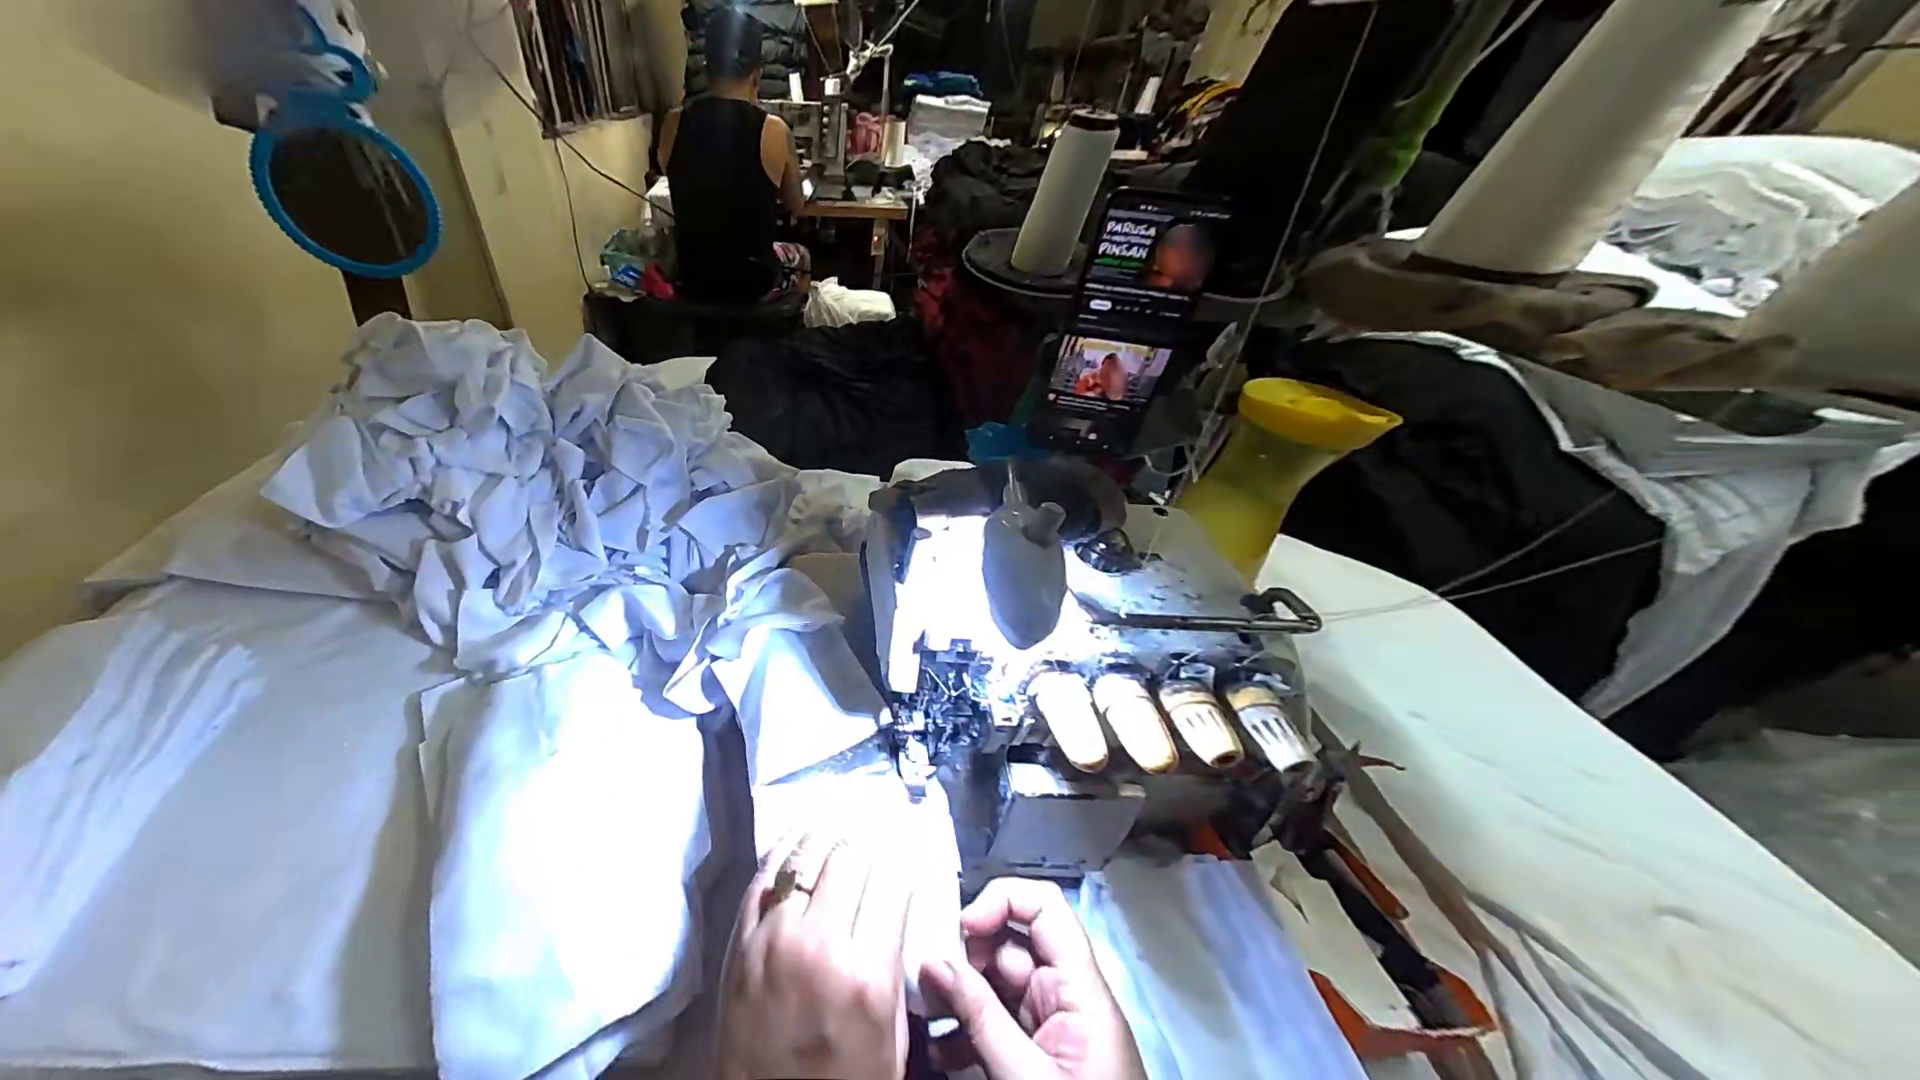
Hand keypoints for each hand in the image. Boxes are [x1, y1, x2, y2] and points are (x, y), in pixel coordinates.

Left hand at [714, 832, 910, 1079]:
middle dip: (867, 846)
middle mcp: (819, 947)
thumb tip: (898, 902)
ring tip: (839, 830)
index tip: (905, 853)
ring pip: (804, 857)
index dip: (903, 860)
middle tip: (873, 844)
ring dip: (827, 838)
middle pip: (849, 858)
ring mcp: (772, 942)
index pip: (892, 882)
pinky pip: (762, 879)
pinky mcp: (738, 946)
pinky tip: (798, 841)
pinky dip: (783, 852)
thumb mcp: (893, 1035)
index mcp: (866, 976)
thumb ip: (896, 962)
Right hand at [920, 878, 1146, 1079]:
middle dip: (968, 953)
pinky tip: (940, 1050)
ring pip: (998, 983)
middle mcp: (1065, 993)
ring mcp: (1050, 1023)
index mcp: (1079, 986)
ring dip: (959, 994)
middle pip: (1013, 942)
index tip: (961, 928)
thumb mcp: (1028, 1077)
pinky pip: (996, 1021)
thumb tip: (934, 961)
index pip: (1045, 907)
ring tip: (925, 1014)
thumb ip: (981, 1018)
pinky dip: (966, 1028)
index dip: (1002, 901)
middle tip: (929, 978)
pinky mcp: (1036, 1053)